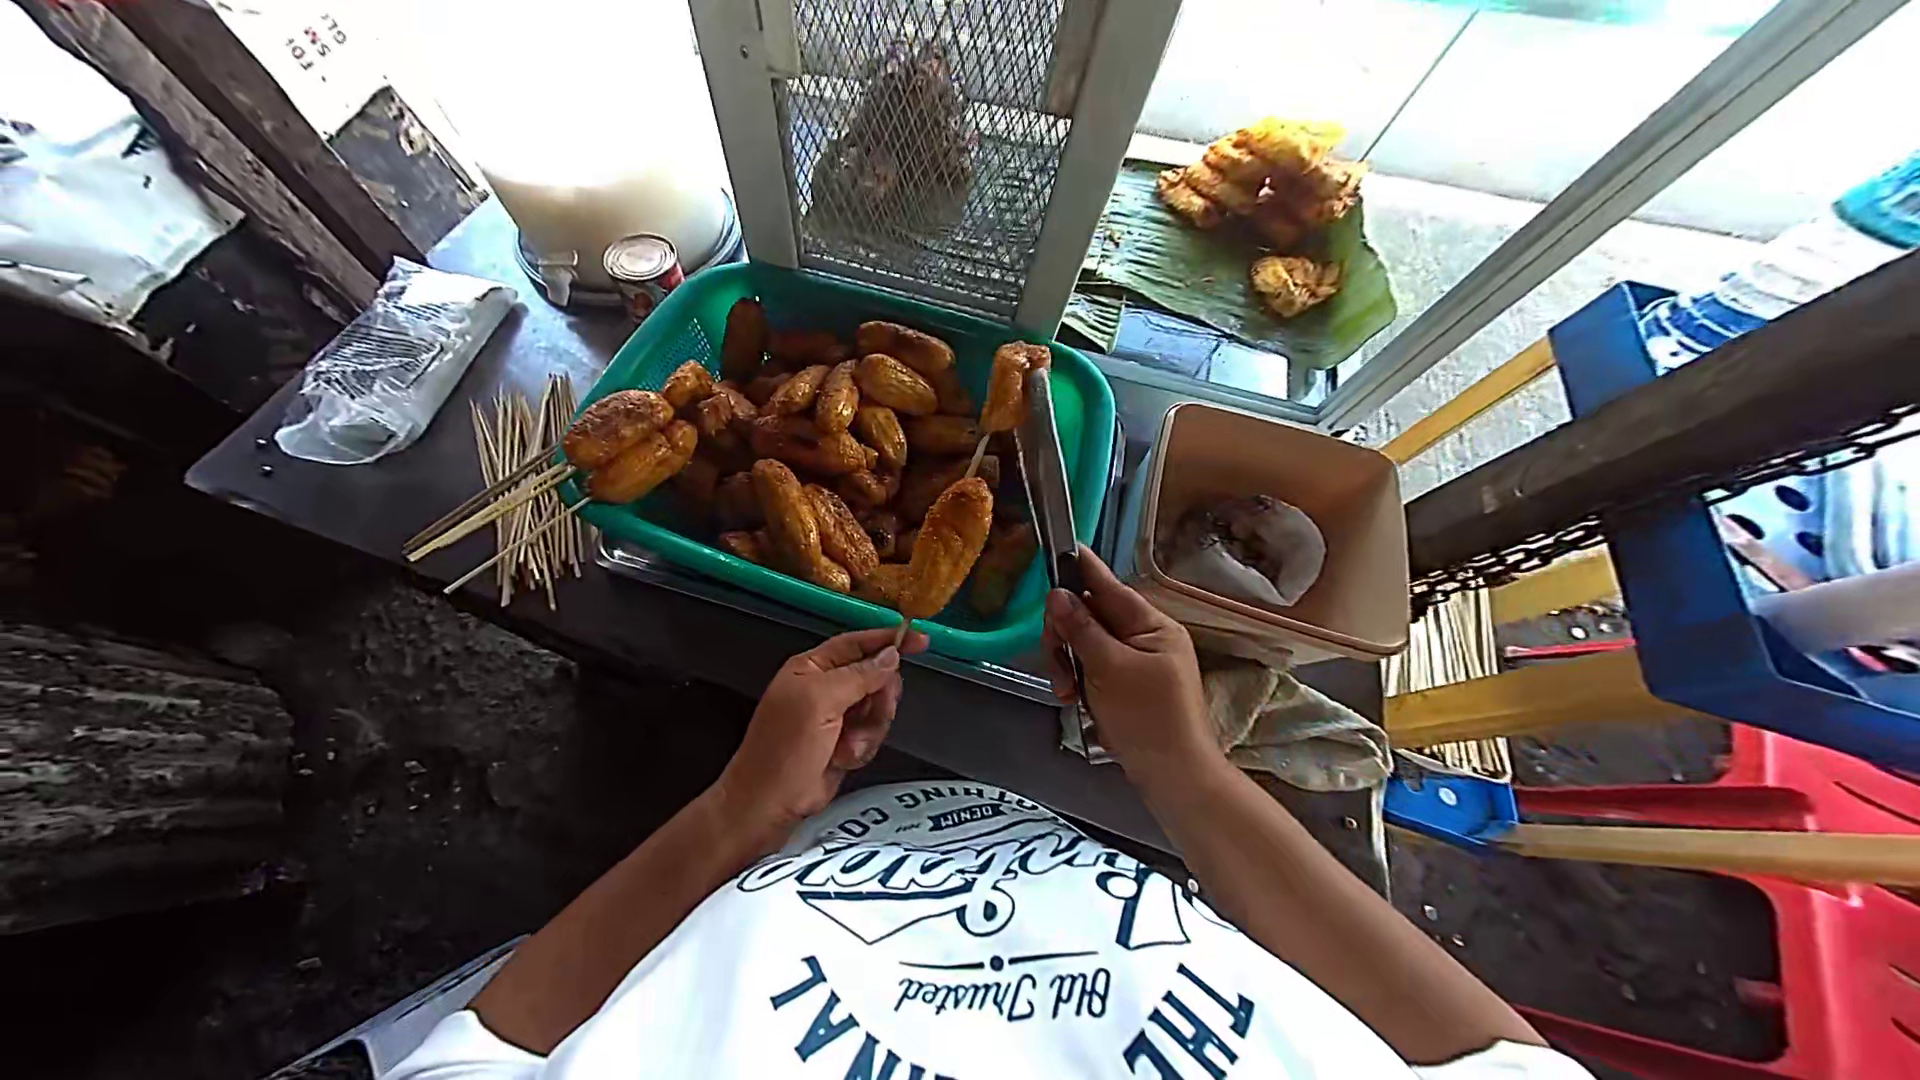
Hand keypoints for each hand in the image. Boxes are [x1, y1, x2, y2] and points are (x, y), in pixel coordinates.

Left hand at [714, 626, 929, 844]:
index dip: (890, 640)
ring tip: (847, 744)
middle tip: (875, 710)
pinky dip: (863, 747)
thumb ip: (860, 675)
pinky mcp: (846, 742)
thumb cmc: (784, 747)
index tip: (920, 641)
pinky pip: (874, 733)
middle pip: (877, 676)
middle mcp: (827, 687)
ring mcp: (838, 716)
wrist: (768, 805)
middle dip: (880, 697)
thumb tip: (891, 655)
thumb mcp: (820, 701)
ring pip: (880, 707)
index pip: (858, 643)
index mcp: (813, 667)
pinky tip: (843, 758)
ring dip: (869, 728)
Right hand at [1043, 546, 1214, 784]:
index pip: (1109, 586)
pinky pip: (1091, 667)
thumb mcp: (1109, 668)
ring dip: (1067, 662)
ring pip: (1085, 644)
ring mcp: (1134, 662)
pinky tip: (1072, 698)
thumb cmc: (1147, 718)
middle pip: (1090, 617)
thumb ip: (1081, 629)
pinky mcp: (1124, 684)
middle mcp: (1143, 637)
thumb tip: (1057, 594)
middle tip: (1055, 659)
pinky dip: (1078, 679)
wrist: (1173, 776)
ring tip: (1066, 690)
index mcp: (1151, 626)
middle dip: (1065, 635)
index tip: (1063, 548)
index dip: (1083, 569)